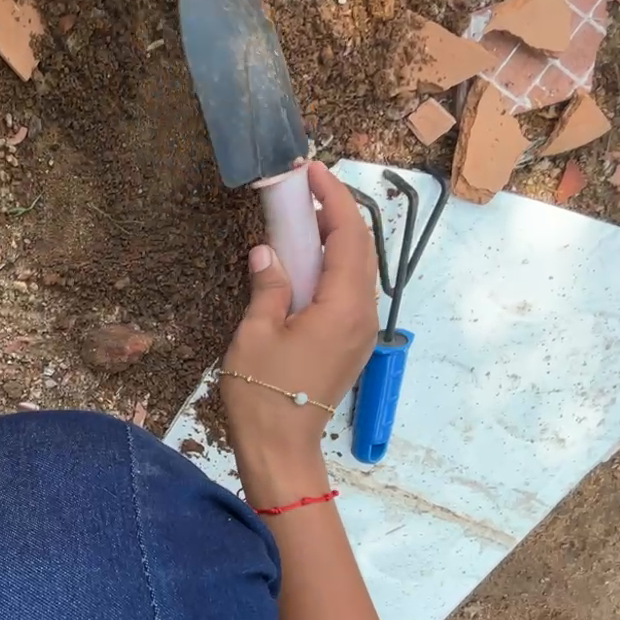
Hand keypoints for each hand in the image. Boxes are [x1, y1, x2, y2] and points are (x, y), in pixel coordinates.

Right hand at [219, 162, 377, 493]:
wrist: (281, 448)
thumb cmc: (263, 392)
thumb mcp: (256, 333)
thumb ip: (268, 285)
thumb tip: (268, 251)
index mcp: (344, 305)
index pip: (348, 235)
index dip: (332, 197)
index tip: (311, 171)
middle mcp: (363, 314)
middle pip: (359, 249)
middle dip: (335, 214)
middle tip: (303, 192)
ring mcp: (359, 332)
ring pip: (355, 272)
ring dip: (333, 242)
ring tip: (300, 223)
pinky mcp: (348, 346)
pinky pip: (347, 293)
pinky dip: (329, 269)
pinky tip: (304, 267)